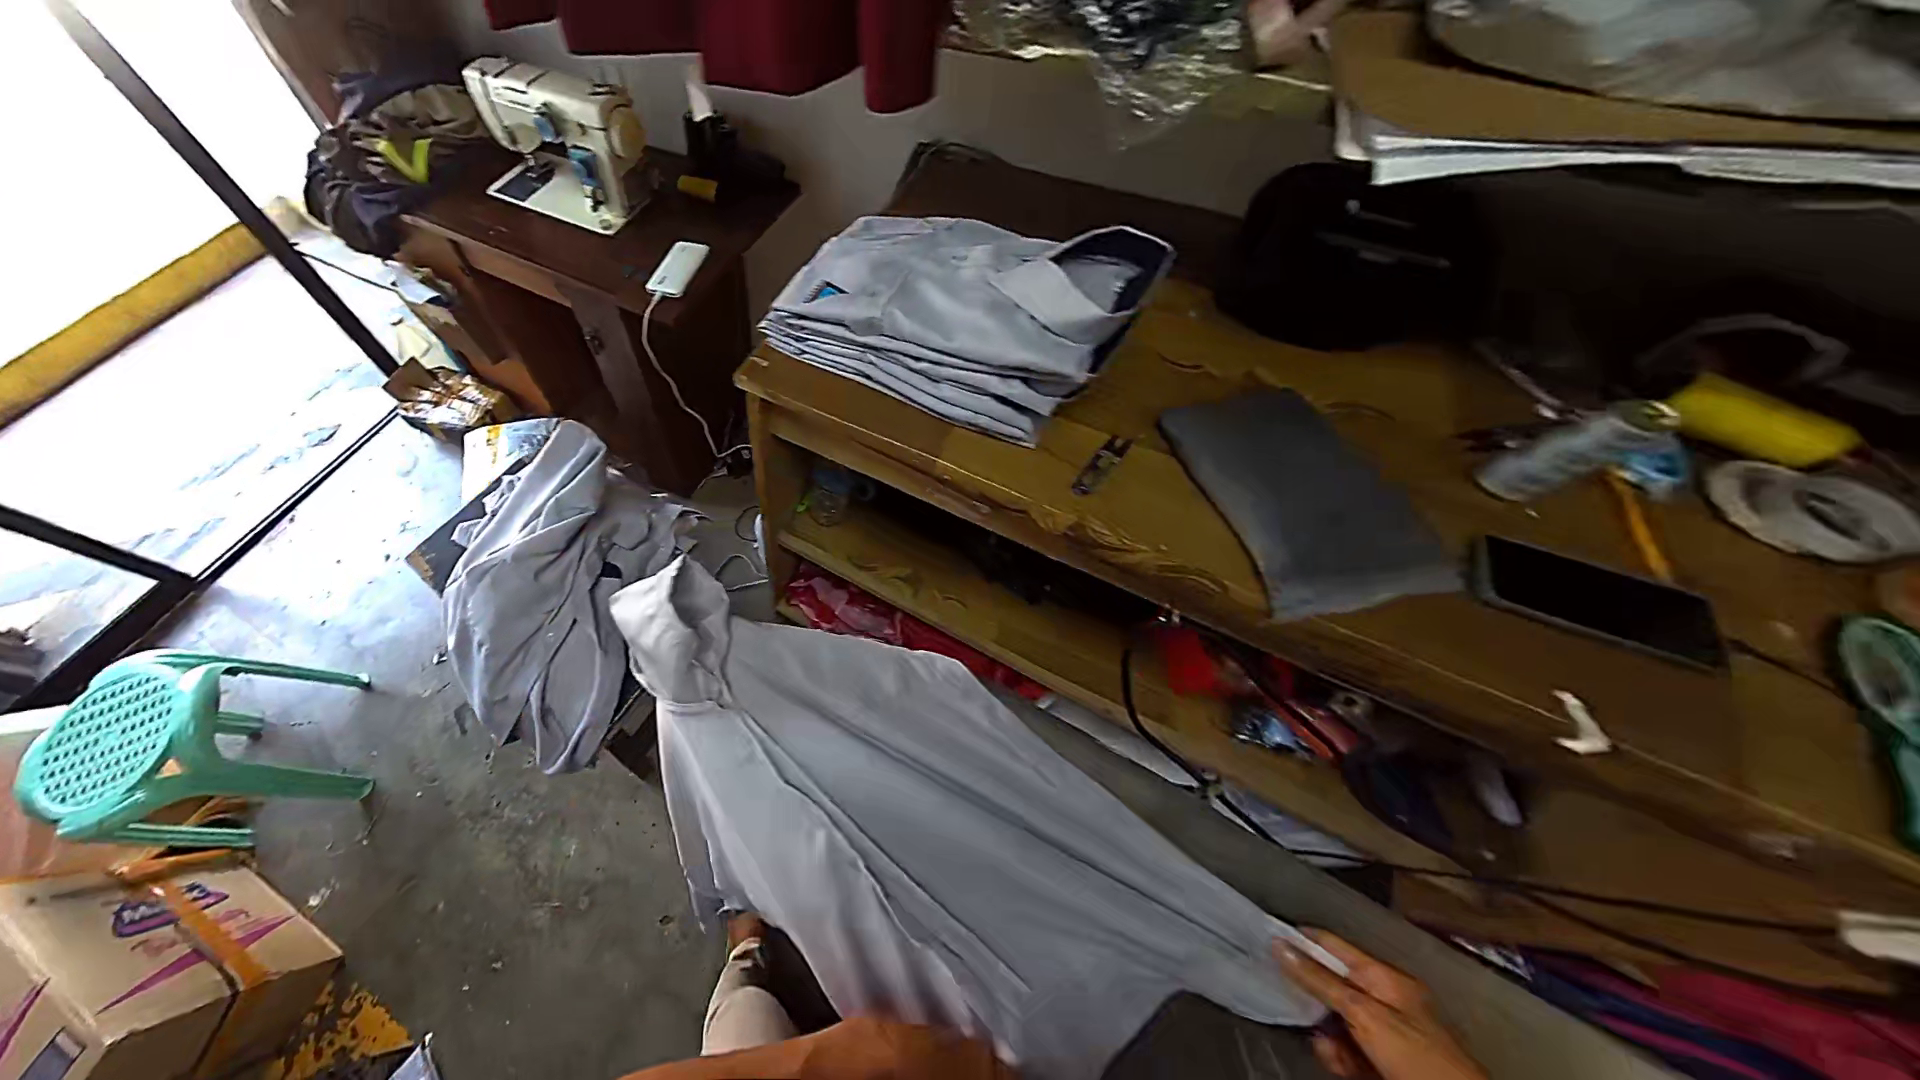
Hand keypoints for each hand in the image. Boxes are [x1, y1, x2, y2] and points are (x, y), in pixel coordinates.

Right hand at [1274, 930, 1488, 1079]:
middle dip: (1309, 995)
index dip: (1301, 938)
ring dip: (1324, 1032)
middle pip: (1332, 984)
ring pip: (1337, 1020)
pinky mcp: (1383, 1063)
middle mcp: (1384, 999)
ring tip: (1325, 1047)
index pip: (1333, 945)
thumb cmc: (1415, 1056)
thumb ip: (1320, 980)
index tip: (1266, 934)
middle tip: (1284, 998)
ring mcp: (1385, 1034)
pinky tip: (1335, 1062)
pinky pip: (1349, 1049)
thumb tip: (1280, 943)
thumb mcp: (1364, 1014)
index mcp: (1385, 978)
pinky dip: (1338, 1055)